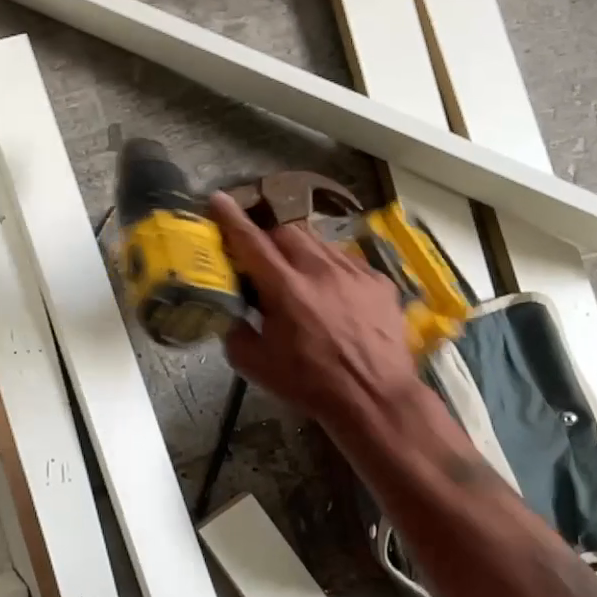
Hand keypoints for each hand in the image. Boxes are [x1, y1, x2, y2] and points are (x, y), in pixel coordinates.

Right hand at [208, 193, 425, 425]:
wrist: (374, 397)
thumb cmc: (308, 382)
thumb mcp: (253, 362)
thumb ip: (235, 328)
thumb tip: (232, 312)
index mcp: (286, 289)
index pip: (251, 242)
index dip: (231, 218)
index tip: (217, 199)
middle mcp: (321, 271)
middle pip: (287, 230)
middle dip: (266, 233)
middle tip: (254, 249)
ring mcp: (355, 274)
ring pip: (318, 242)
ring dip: (296, 249)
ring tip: (289, 271)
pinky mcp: (378, 283)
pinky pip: (344, 261)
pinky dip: (326, 267)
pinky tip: (323, 290)